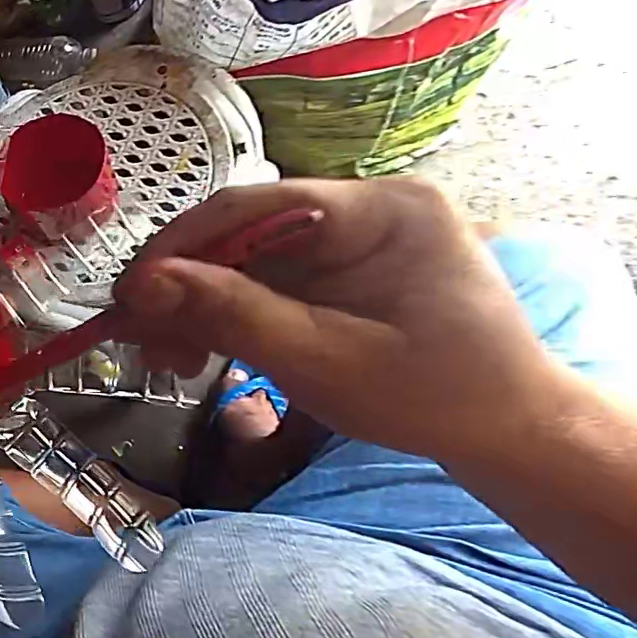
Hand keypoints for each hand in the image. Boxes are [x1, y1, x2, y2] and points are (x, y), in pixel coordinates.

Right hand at [112, 177, 582, 461]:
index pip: (252, 206)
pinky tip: (191, 351)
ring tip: (161, 358)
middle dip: (179, 289)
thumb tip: (141, 285)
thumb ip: (231, 314)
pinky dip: (217, 318)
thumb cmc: (432, 396)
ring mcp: (340, 241)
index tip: (130, 296)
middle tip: (134, 337)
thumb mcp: (323, 359)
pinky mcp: (327, 272)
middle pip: (237, 234)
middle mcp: (356, 209)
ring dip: (191, 309)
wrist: (506, 431)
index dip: (179, 247)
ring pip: (236, 262)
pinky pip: (254, 284)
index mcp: (378, 210)